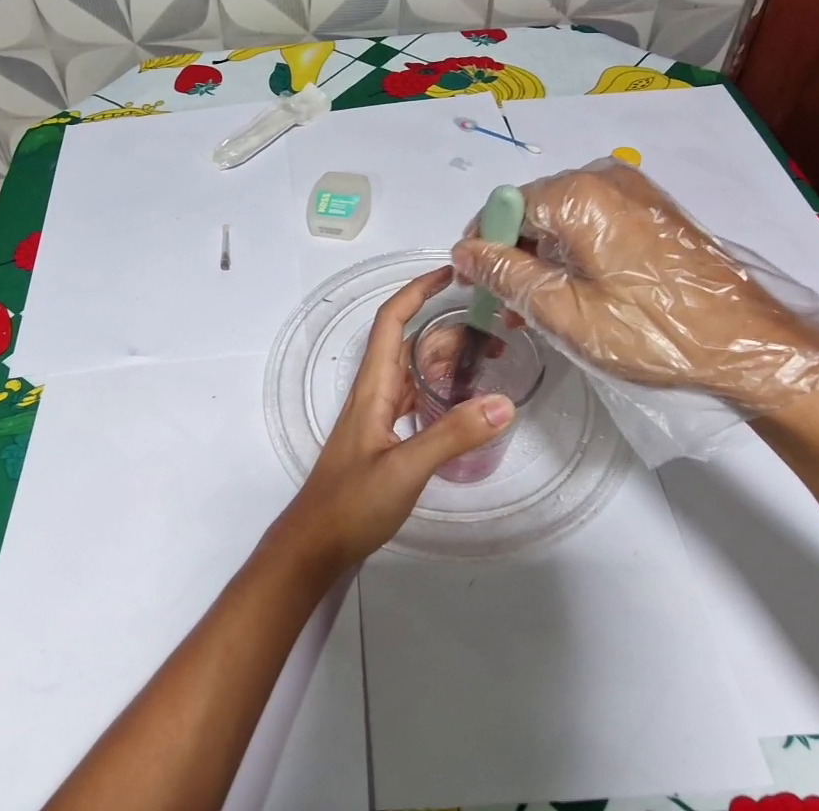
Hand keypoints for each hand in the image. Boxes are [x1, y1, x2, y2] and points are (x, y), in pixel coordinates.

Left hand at [271, 267, 515, 569]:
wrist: (315, 544)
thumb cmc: (350, 503)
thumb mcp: (405, 469)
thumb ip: (451, 436)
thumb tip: (503, 403)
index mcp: (373, 388)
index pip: (391, 322)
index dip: (417, 291)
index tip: (451, 274)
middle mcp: (374, 394)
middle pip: (411, 344)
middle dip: (450, 329)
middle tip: (496, 332)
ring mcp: (378, 418)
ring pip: (415, 373)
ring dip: (448, 360)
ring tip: (491, 362)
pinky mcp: (384, 440)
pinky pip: (416, 400)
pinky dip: (442, 391)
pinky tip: (466, 405)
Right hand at [450, 160, 818, 410]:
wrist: (747, 342)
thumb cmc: (650, 331)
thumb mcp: (564, 311)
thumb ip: (506, 275)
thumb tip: (463, 251)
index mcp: (579, 195)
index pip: (504, 206)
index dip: (482, 246)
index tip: (476, 288)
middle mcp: (605, 177)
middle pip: (533, 209)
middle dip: (512, 254)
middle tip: (508, 307)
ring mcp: (634, 191)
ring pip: (563, 218)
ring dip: (542, 259)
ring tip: (538, 310)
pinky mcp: (652, 210)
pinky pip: (593, 222)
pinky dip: (574, 254)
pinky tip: (575, 292)